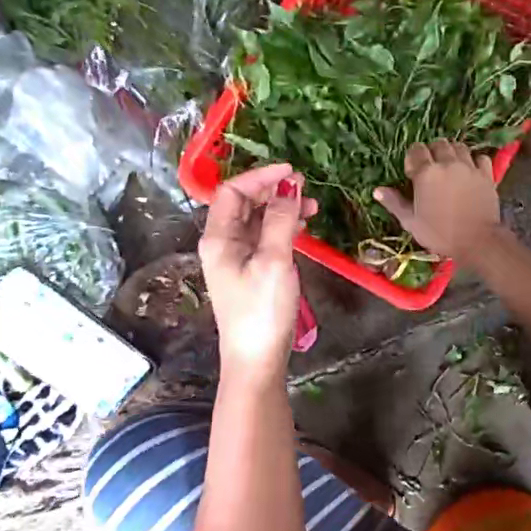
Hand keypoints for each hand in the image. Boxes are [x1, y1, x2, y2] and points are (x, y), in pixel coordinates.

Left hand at [200, 163, 310, 378]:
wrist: (256, 358)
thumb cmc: (262, 309)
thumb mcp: (273, 260)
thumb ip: (280, 220)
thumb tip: (289, 186)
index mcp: (219, 237)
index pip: (233, 191)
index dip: (260, 177)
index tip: (293, 172)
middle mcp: (223, 244)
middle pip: (244, 204)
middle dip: (273, 191)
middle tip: (306, 189)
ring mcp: (237, 259)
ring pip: (257, 221)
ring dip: (281, 209)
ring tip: (312, 208)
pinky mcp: (252, 273)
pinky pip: (265, 239)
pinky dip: (283, 228)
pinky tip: (302, 228)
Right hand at [374, 140, 505, 261]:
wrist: (478, 241)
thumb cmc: (441, 234)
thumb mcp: (412, 222)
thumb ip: (395, 203)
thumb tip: (377, 190)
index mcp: (426, 173)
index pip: (416, 150)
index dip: (413, 158)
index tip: (413, 174)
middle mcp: (448, 164)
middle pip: (439, 144)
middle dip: (433, 152)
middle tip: (432, 168)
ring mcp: (469, 167)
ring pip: (459, 147)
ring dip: (452, 153)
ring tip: (450, 167)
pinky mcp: (486, 175)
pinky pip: (480, 158)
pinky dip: (475, 161)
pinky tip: (470, 171)